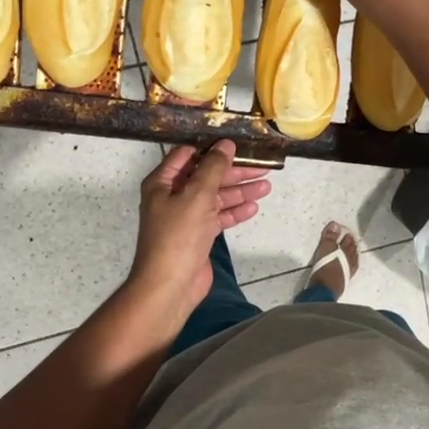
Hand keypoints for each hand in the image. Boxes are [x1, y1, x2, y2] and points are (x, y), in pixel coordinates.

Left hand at [126, 140, 271, 315]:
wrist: (170, 284)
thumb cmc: (178, 236)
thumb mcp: (196, 195)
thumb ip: (213, 168)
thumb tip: (226, 145)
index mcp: (163, 182)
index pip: (188, 155)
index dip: (212, 148)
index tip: (238, 144)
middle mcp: (173, 196)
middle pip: (206, 176)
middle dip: (233, 172)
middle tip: (262, 167)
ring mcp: (186, 217)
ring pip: (216, 197)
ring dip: (239, 192)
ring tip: (266, 185)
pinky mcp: (199, 235)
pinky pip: (219, 217)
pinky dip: (235, 212)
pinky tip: (254, 207)